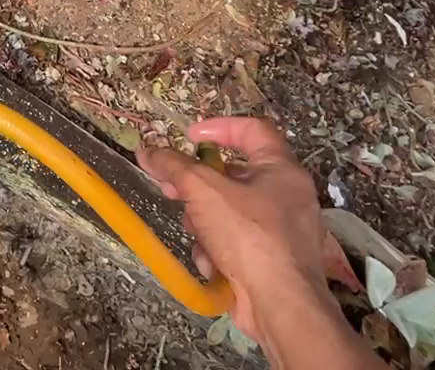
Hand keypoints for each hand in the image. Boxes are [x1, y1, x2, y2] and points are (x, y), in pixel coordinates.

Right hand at [140, 118, 374, 369]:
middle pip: (232, 174)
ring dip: (202, 219)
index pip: (252, 130)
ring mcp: (283, 232)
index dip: (218, 127)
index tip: (189, 138)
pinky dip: (217, 246)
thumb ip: (171, 165)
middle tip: (171, 187)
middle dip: (196, 183)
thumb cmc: (248, 235)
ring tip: (193, 231)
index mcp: (282, 171)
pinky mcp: (273, 260)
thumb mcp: (201, 189)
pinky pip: (237, 239)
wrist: (281, 307)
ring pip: (228, 209)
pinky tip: (210, 260)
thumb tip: (146, 150)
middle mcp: (288, 197)